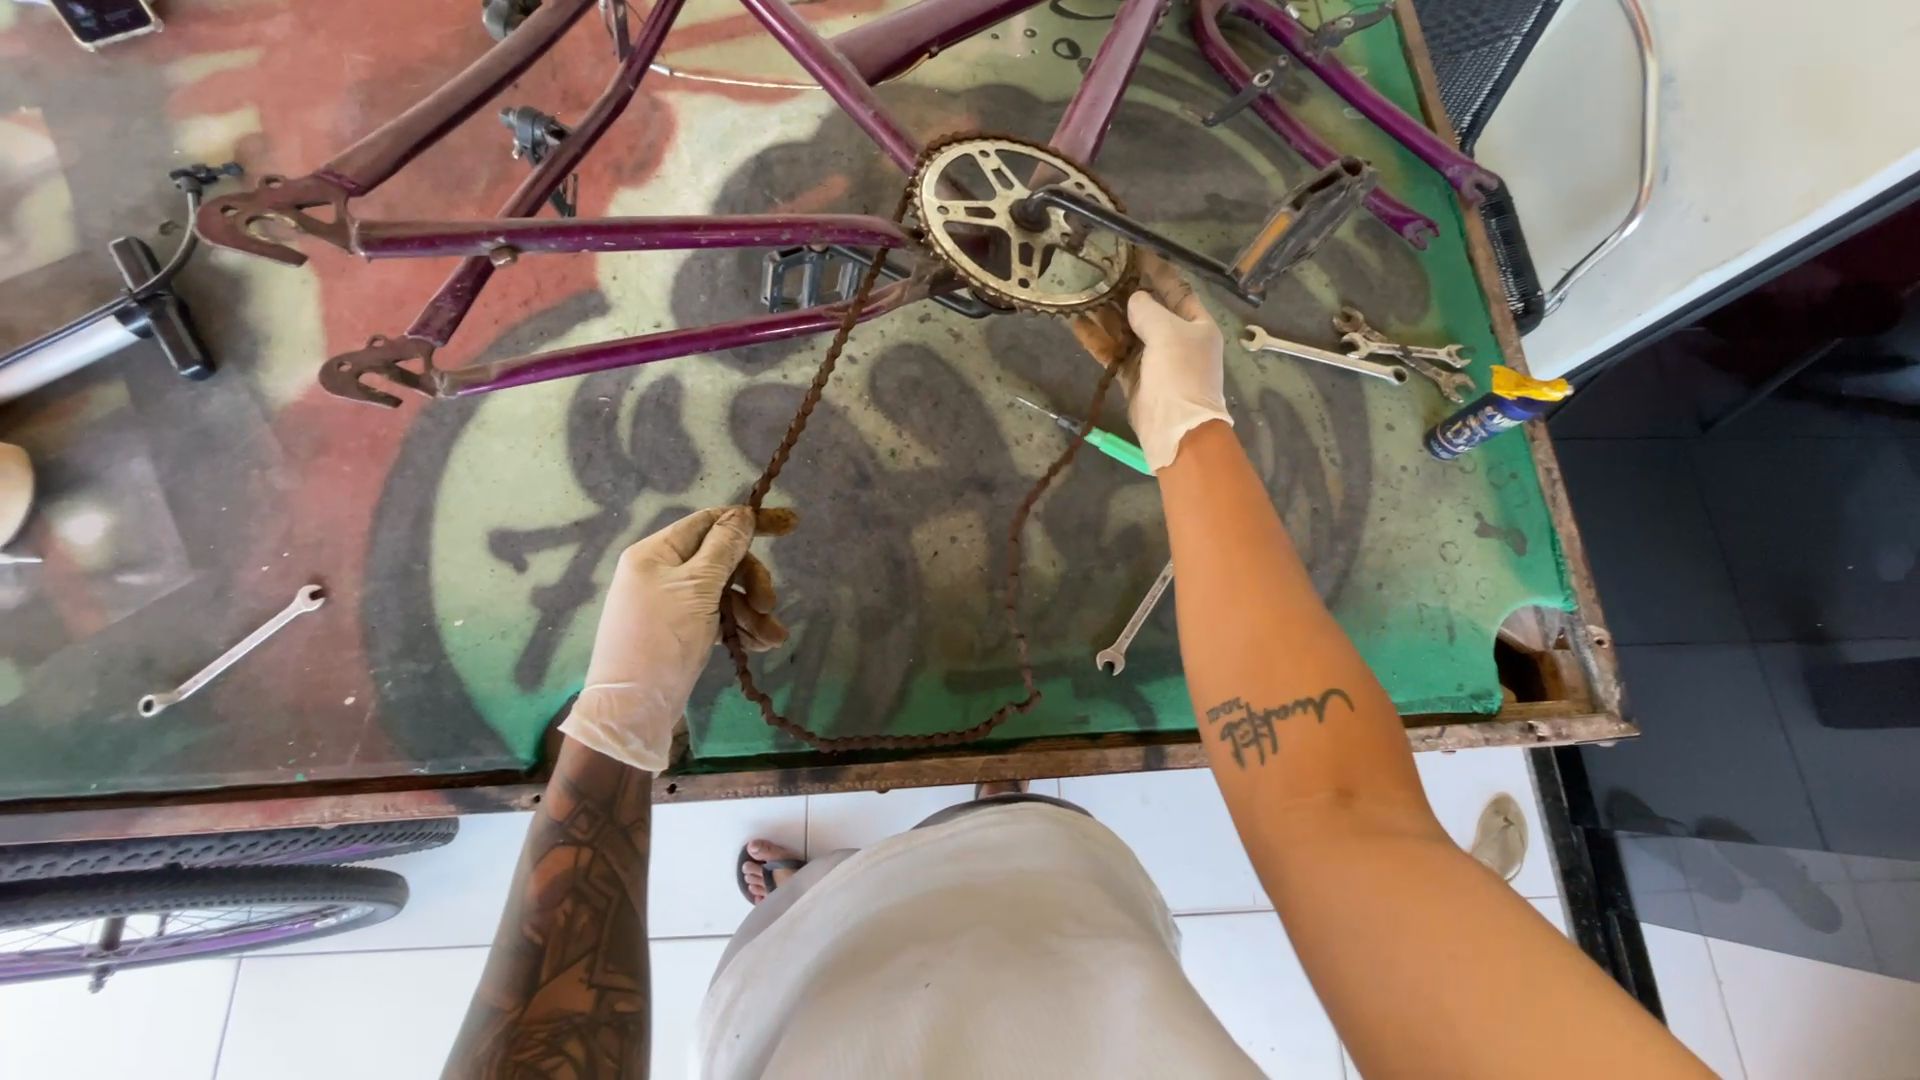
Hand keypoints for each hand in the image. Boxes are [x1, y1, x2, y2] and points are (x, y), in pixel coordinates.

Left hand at [559, 506, 787, 772]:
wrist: (633, 711)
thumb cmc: (661, 640)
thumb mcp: (696, 588)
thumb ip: (723, 548)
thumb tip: (744, 514)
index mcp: (657, 553)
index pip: (709, 522)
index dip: (749, 522)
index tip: (789, 526)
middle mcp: (664, 573)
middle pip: (723, 560)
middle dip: (751, 581)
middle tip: (768, 605)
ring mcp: (674, 604)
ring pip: (726, 593)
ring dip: (752, 613)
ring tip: (772, 638)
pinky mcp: (684, 631)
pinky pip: (720, 618)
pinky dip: (742, 629)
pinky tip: (761, 646)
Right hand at [1071, 252, 1230, 471]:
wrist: (1177, 429)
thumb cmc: (1181, 374)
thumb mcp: (1169, 333)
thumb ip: (1148, 310)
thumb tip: (1134, 300)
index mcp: (1196, 324)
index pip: (1176, 289)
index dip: (1156, 271)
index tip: (1133, 254)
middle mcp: (1177, 339)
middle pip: (1148, 310)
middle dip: (1123, 294)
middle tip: (1098, 275)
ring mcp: (1154, 361)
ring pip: (1127, 332)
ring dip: (1105, 316)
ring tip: (1082, 295)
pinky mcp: (1134, 380)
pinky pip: (1114, 354)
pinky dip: (1097, 341)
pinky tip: (1077, 325)